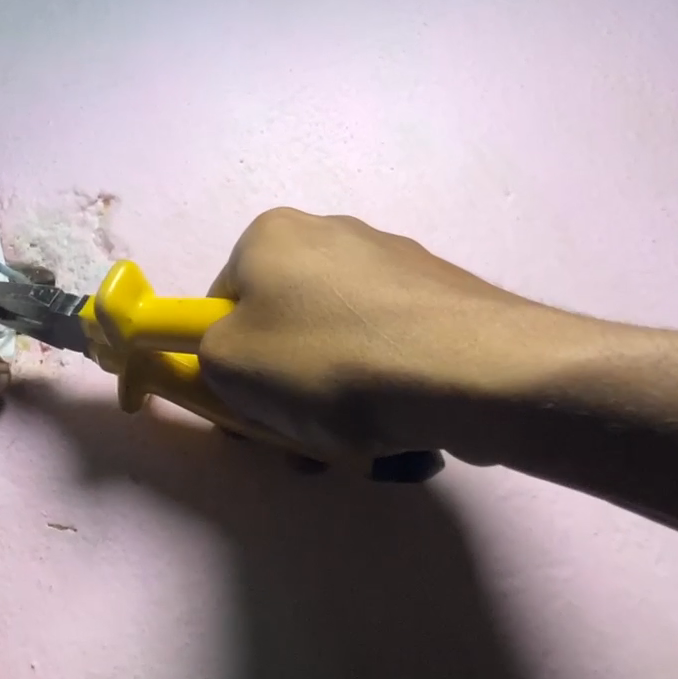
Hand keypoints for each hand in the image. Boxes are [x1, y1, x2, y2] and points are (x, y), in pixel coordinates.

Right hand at [198, 208, 583, 465]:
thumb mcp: (228, 367)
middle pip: (285, 324)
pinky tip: (403, 429)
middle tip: (300, 437)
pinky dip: (387, 388)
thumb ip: (207, 358)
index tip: (249, 407)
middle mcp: (331, 233)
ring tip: (360, 445)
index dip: (228, 361)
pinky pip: (392, 348)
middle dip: (286, 386)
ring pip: (340, 342)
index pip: (224, 303)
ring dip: (336, 396)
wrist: (470, 372)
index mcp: (269, 235)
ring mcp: (396, 262)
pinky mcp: (446, 296)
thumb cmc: (327, 362)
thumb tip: (242, 362)